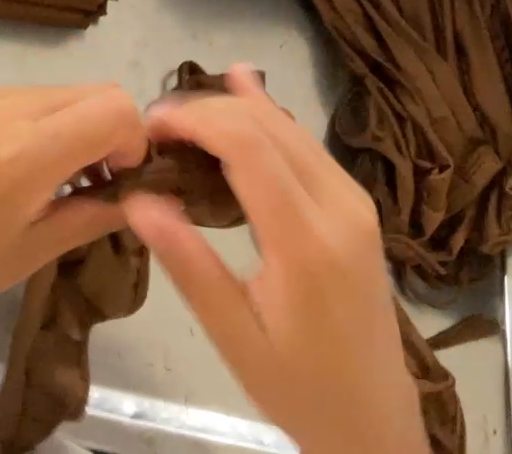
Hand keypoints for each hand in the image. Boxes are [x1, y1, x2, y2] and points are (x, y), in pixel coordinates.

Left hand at [0, 83, 147, 335]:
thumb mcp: (37, 250)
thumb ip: (99, 212)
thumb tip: (150, 195)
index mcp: (22, 155)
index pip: (114, 109)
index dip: (134, 142)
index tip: (121, 181)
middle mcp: (7, 110)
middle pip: (100, 92)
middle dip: (116, 133)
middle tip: (102, 182)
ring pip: (74, 91)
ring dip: (88, 126)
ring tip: (69, 179)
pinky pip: (44, 96)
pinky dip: (61, 122)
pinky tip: (42, 164)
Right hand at [122, 66, 427, 453]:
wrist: (375, 418)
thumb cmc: (298, 386)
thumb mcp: (233, 334)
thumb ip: (187, 262)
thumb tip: (136, 199)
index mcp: (308, 242)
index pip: (249, 147)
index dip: (196, 120)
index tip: (149, 124)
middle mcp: (340, 206)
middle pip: (269, 126)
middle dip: (207, 109)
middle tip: (154, 124)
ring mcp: (355, 200)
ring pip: (290, 127)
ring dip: (234, 108)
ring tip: (180, 114)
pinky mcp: (356, 202)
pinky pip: (305, 143)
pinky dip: (265, 119)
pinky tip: (241, 94)